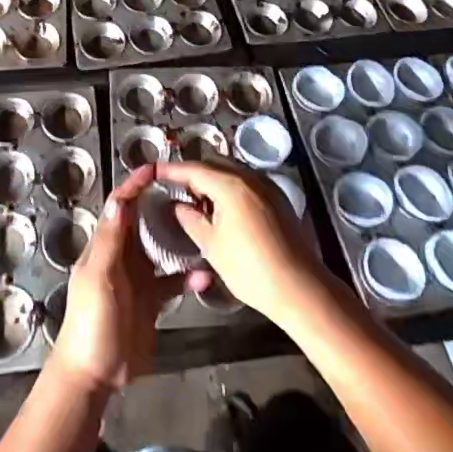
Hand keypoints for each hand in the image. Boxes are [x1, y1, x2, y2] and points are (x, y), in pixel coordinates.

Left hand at [48, 168, 194, 390]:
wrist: (96, 372)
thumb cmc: (93, 321)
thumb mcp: (99, 278)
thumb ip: (110, 242)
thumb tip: (120, 201)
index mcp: (104, 247)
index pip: (120, 207)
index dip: (134, 186)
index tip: (154, 168)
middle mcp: (122, 257)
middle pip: (143, 222)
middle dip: (162, 205)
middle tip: (190, 192)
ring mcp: (138, 279)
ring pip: (162, 249)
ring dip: (180, 239)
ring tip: (204, 227)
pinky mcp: (152, 301)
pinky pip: (174, 281)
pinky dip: (189, 277)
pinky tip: (206, 276)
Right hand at [155, 162, 333, 321]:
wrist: (299, 288)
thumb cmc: (249, 268)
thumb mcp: (211, 245)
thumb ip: (190, 220)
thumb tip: (178, 206)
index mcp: (231, 185)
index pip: (194, 169)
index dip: (171, 170)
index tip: (153, 172)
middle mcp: (251, 178)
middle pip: (214, 163)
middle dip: (193, 173)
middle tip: (176, 191)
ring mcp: (268, 187)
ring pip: (232, 171)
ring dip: (213, 180)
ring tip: (198, 202)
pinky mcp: (278, 199)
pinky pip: (247, 183)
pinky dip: (230, 188)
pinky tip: (223, 210)